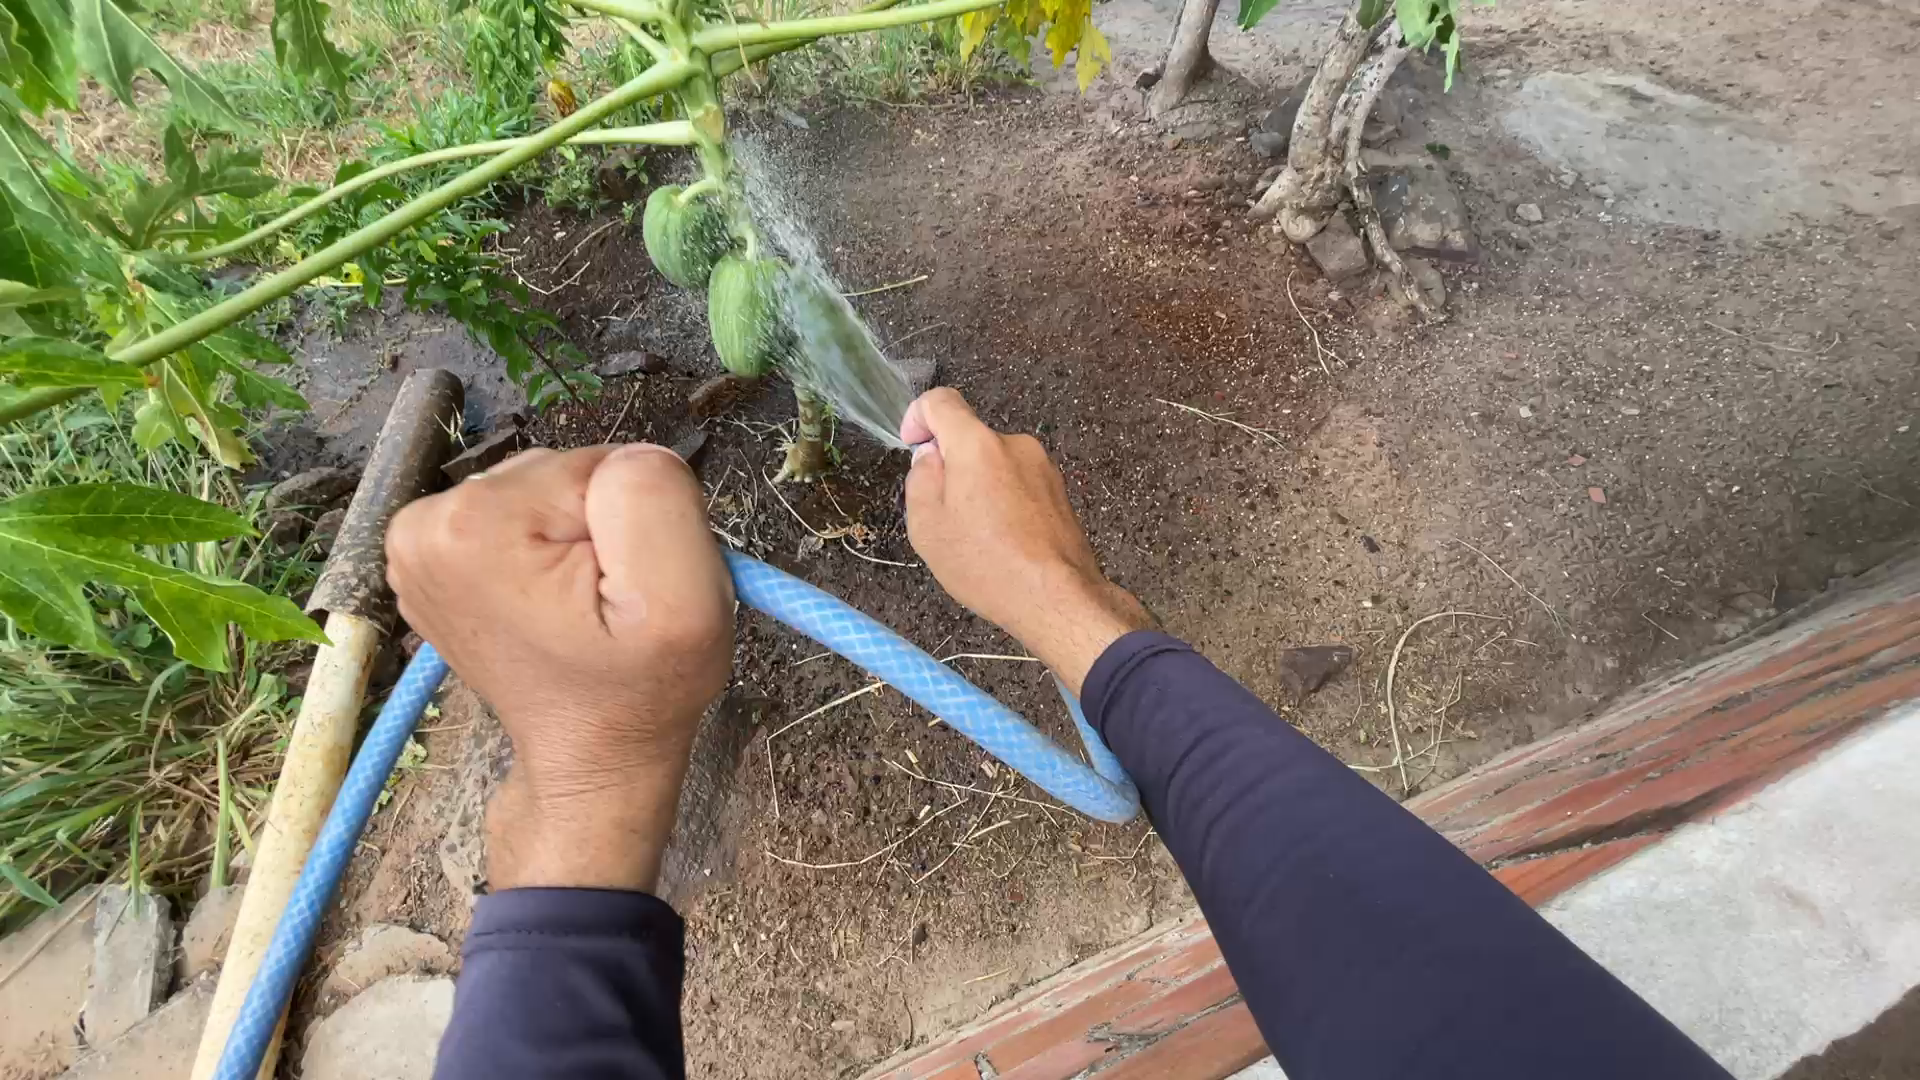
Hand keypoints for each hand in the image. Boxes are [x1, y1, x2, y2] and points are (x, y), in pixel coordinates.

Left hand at [386, 444, 733, 892]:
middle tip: (617, 596)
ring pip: (552, 488)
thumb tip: (637, 456)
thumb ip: (658, 496)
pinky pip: (528, 512)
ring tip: (592, 601)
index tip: (631, 586)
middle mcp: (424, 522)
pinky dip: (559, 546)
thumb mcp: (682, 597)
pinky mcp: (438, 555)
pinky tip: (562, 597)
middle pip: (569, 472)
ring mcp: (421, 541)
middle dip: (610, 524)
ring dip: (587, 535)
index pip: (600, 467)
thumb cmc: (643, 686)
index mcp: (473, 525)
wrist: (596, 751)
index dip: (638, 522)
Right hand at [901, 389, 1150, 694]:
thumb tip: (930, 458)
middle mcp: (1015, 445)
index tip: (912, 444)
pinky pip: (1018, 484)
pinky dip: (1003, 502)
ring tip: (976, 536)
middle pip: (969, 439)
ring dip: (978, 487)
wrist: (1056, 597)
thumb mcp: (927, 526)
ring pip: (994, 464)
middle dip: (950, 466)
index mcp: (977, 445)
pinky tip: (1002, 542)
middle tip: (942, 514)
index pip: (941, 401)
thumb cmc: (987, 565)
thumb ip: (920, 479)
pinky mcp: (1059, 491)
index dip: (917, 416)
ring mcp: (1042, 467)